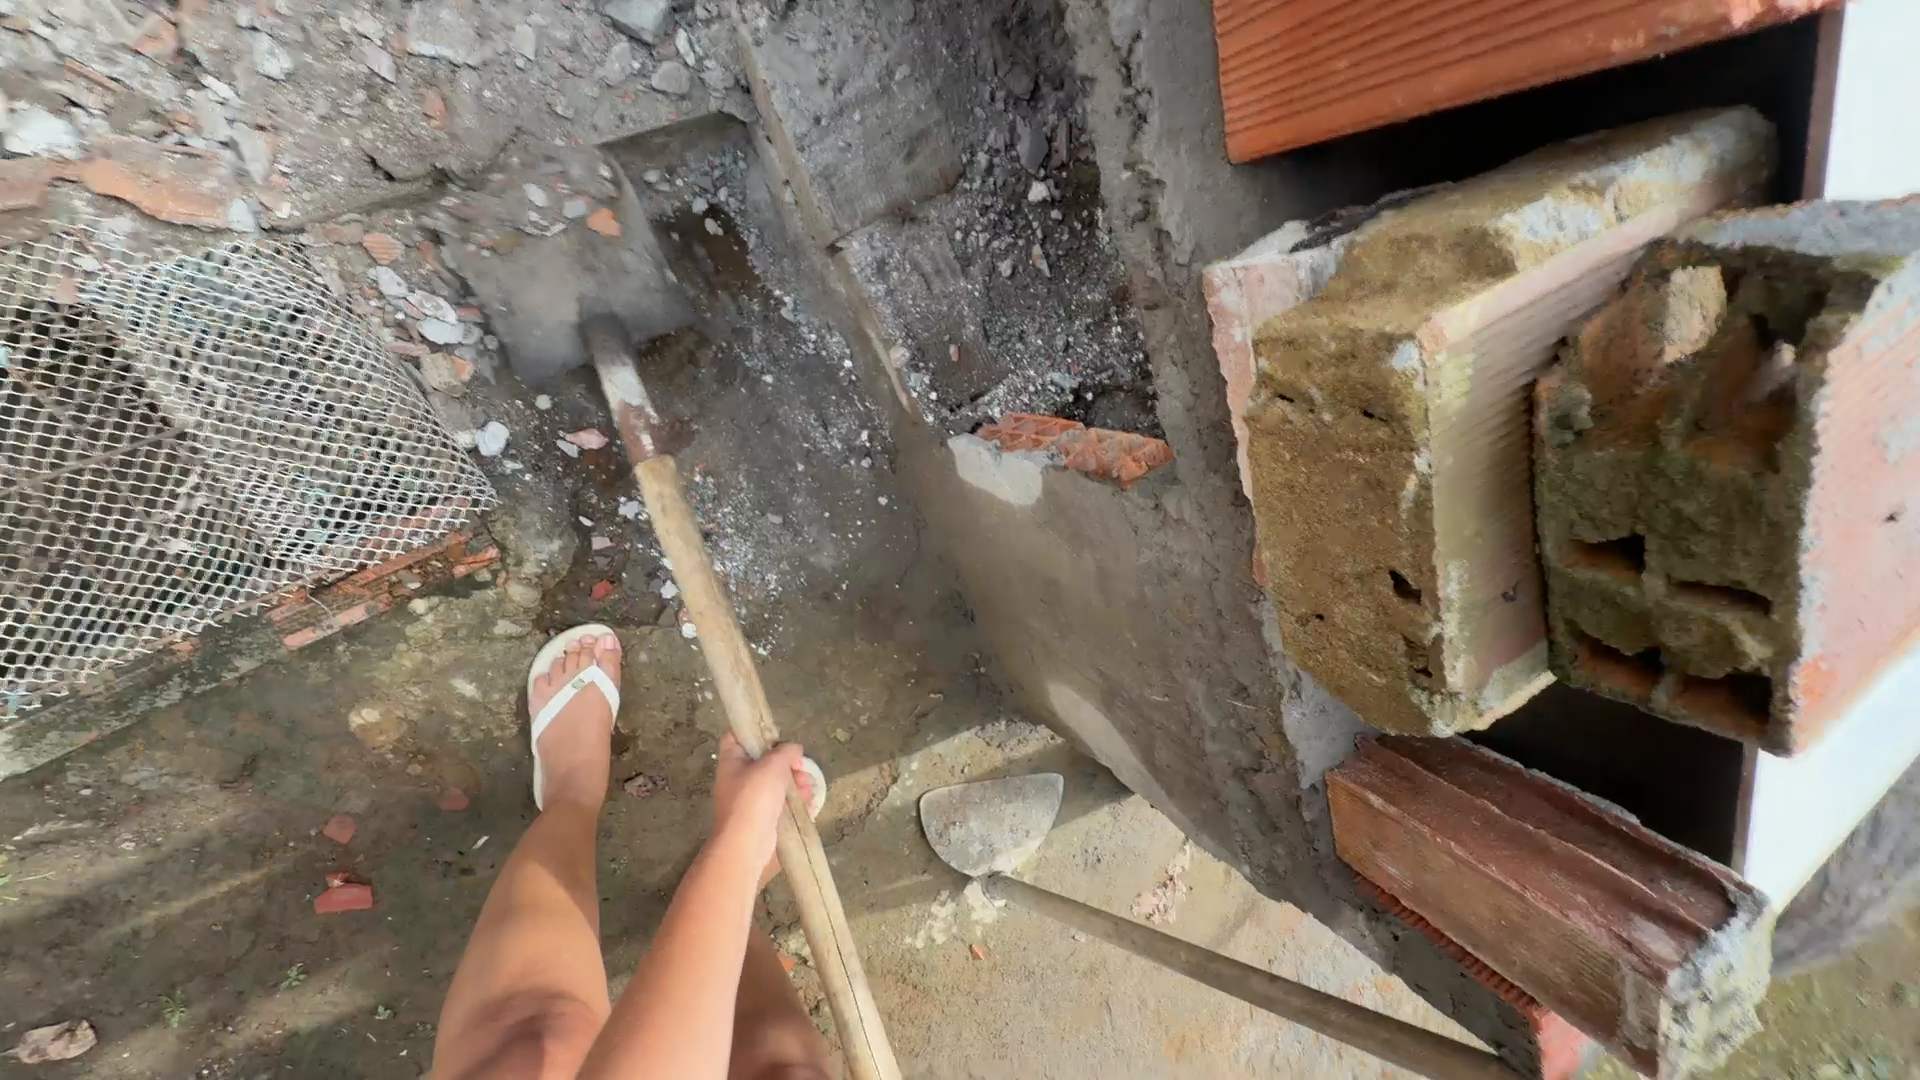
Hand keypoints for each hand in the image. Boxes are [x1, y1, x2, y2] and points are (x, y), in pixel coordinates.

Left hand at [711, 734, 814, 886]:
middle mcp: (738, 778)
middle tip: (799, 766)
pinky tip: (806, 800)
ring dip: (794, 781)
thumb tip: (794, 750)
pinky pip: (780, 801)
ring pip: (775, 781)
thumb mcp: (773, 764)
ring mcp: (750, 799)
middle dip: (786, 761)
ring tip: (806, 786)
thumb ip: (786, 751)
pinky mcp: (762, 817)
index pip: (736, 737)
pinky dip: (794, 799)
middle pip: (764, 760)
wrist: (748, 843)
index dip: (753, 731)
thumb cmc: (755, 798)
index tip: (775, 734)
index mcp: (732, 761)